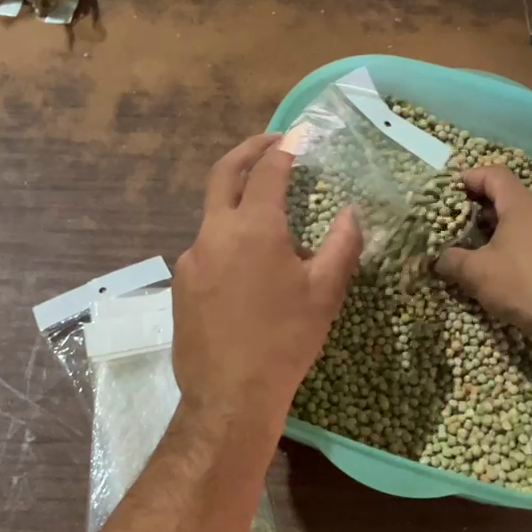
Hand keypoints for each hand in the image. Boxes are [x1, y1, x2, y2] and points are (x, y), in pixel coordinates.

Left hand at [172, 134, 360, 436]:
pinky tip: (249, 269)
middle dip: (248, 150)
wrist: (229, 396)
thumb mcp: (325, 292)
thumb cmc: (285, 341)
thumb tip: (351, 212)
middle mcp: (214, 233)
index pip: (267, 171)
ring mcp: (190, 258)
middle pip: (223, 174)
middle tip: (272, 142)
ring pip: (214, 216)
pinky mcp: (180, 284)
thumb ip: (342, 243)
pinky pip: (207, 248)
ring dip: (239, 203)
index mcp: (252, 228)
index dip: (284, 148)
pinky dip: (229, 240)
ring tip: (271, 222)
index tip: (298, 135)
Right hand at [435, 165, 531, 349]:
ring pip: (519, 221)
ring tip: (472, 249)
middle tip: (454, 223)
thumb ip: (452, 260)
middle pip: (506, 196)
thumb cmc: (524, 283)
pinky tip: (498, 271)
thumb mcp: (477, 272)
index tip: (448, 191)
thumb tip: (439, 258)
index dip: (469, 177)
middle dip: (478, 207)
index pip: (493, 174)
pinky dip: (510, 247)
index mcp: (520, 204)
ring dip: (494, 230)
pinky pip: (531, 241)